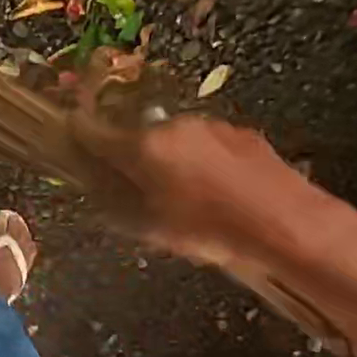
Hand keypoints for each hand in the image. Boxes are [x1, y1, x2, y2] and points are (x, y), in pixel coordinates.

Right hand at [78, 115, 356, 268]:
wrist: (291, 225)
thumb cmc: (211, 230)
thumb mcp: (150, 228)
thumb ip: (114, 206)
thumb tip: (96, 194)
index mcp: (143, 146)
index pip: (92, 130)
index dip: (74, 134)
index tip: (65, 137)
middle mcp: (172, 126)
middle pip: (134, 135)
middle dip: (126, 155)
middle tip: (129, 185)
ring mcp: (210, 126)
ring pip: (170, 139)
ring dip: (164, 158)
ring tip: (178, 193)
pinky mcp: (240, 132)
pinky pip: (202, 143)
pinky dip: (196, 160)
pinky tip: (211, 190)